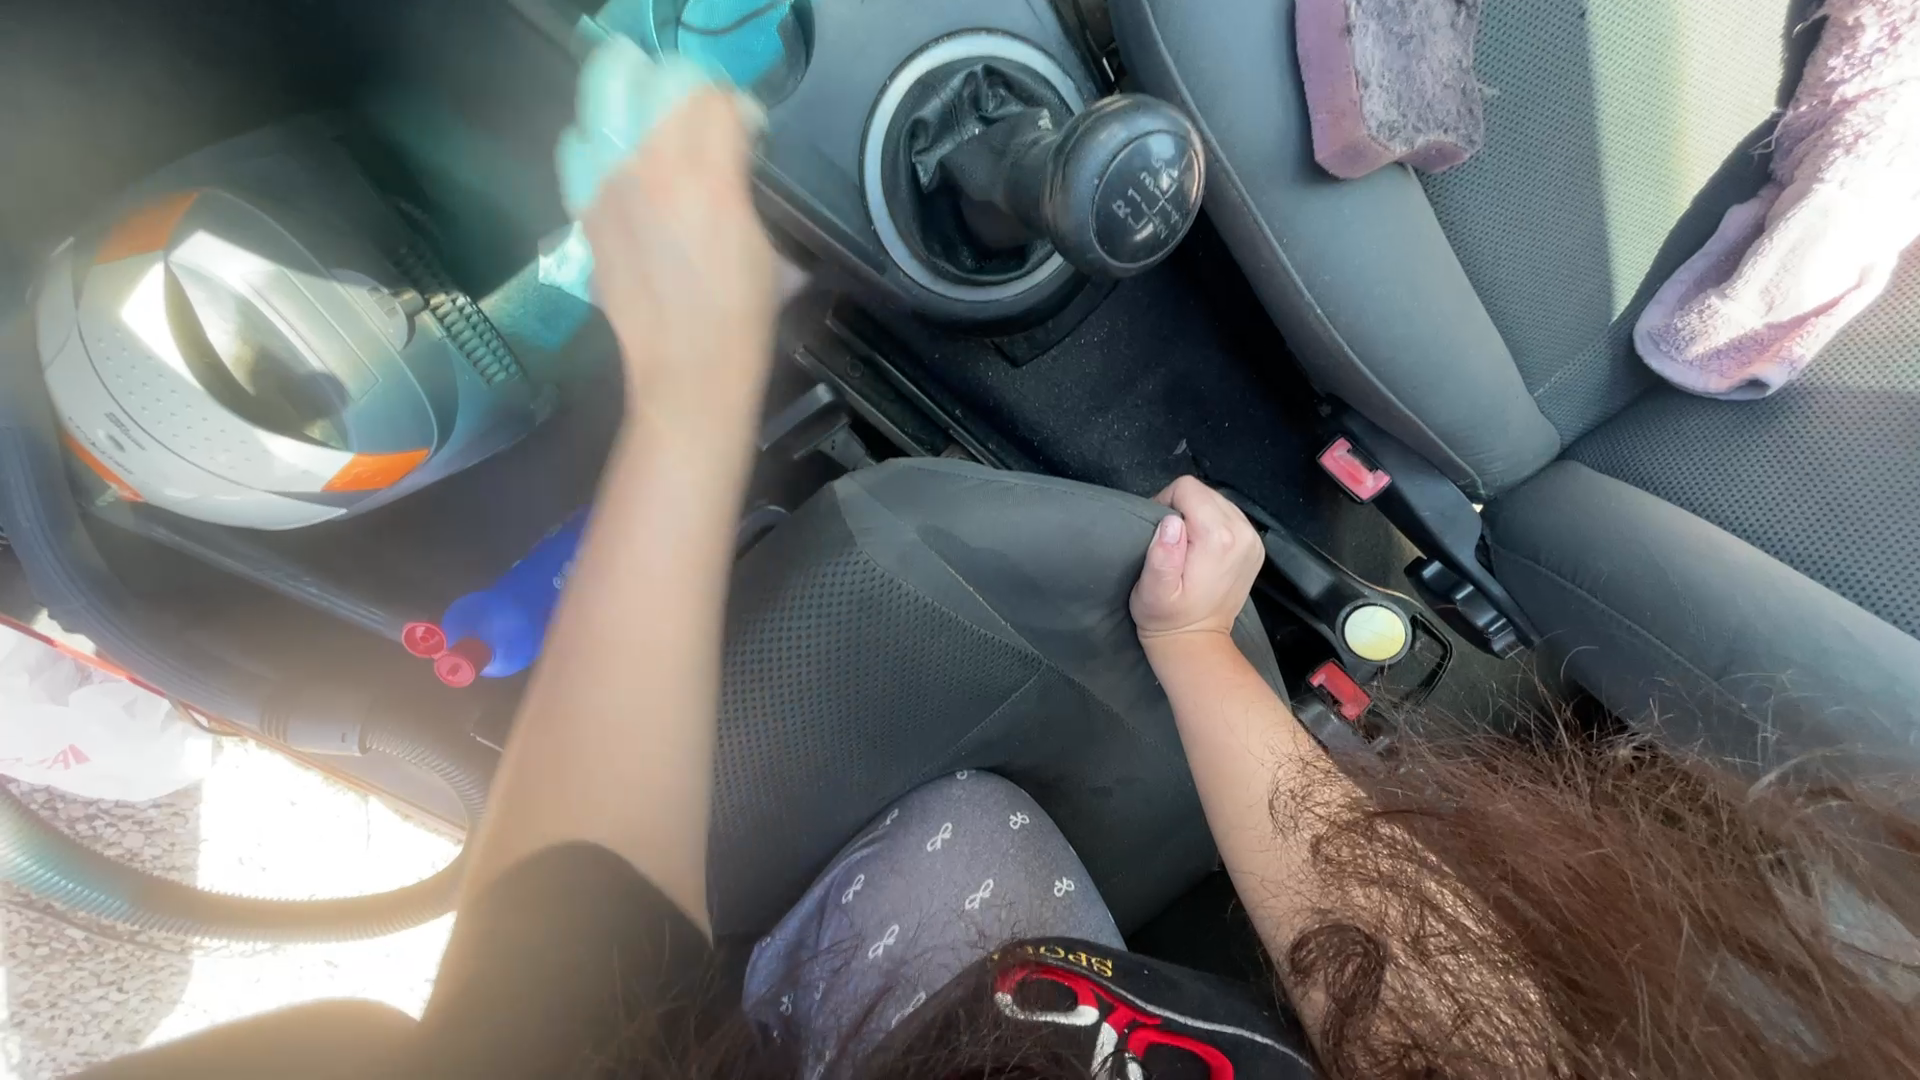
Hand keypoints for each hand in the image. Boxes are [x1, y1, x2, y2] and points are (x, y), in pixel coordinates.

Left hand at [584, 87, 776, 426]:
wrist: (688, 371)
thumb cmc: (744, 322)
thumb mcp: (777, 258)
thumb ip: (757, 200)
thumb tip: (748, 174)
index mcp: (710, 180)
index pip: (717, 98)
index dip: (741, 109)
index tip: (751, 133)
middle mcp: (650, 168)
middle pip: (656, 79)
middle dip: (685, 90)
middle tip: (701, 117)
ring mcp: (607, 185)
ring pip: (604, 96)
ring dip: (635, 99)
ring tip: (654, 125)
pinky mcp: (584, 211)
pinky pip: (579, 146)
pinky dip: (601, 139)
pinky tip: (622, 160)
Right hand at [1130, 477, 1265, 644]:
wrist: (1197, 641)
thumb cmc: (1167, 618)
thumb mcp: (1152, 592)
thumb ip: (1162, 555)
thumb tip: (1170, 521)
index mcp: (1217, 539)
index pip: (1187, 488)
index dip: (1165, 502)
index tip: (1159, 532)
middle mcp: (1242, 533)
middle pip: (1204, 491)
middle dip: (1182, 508)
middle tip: (1170, 542)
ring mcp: (1253, 540)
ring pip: (1218, 500)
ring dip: (1197, 515)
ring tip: (1184, 546)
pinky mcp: (1255, 546)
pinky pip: (1229, 516)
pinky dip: (1212, 524)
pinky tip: (1201, 549)